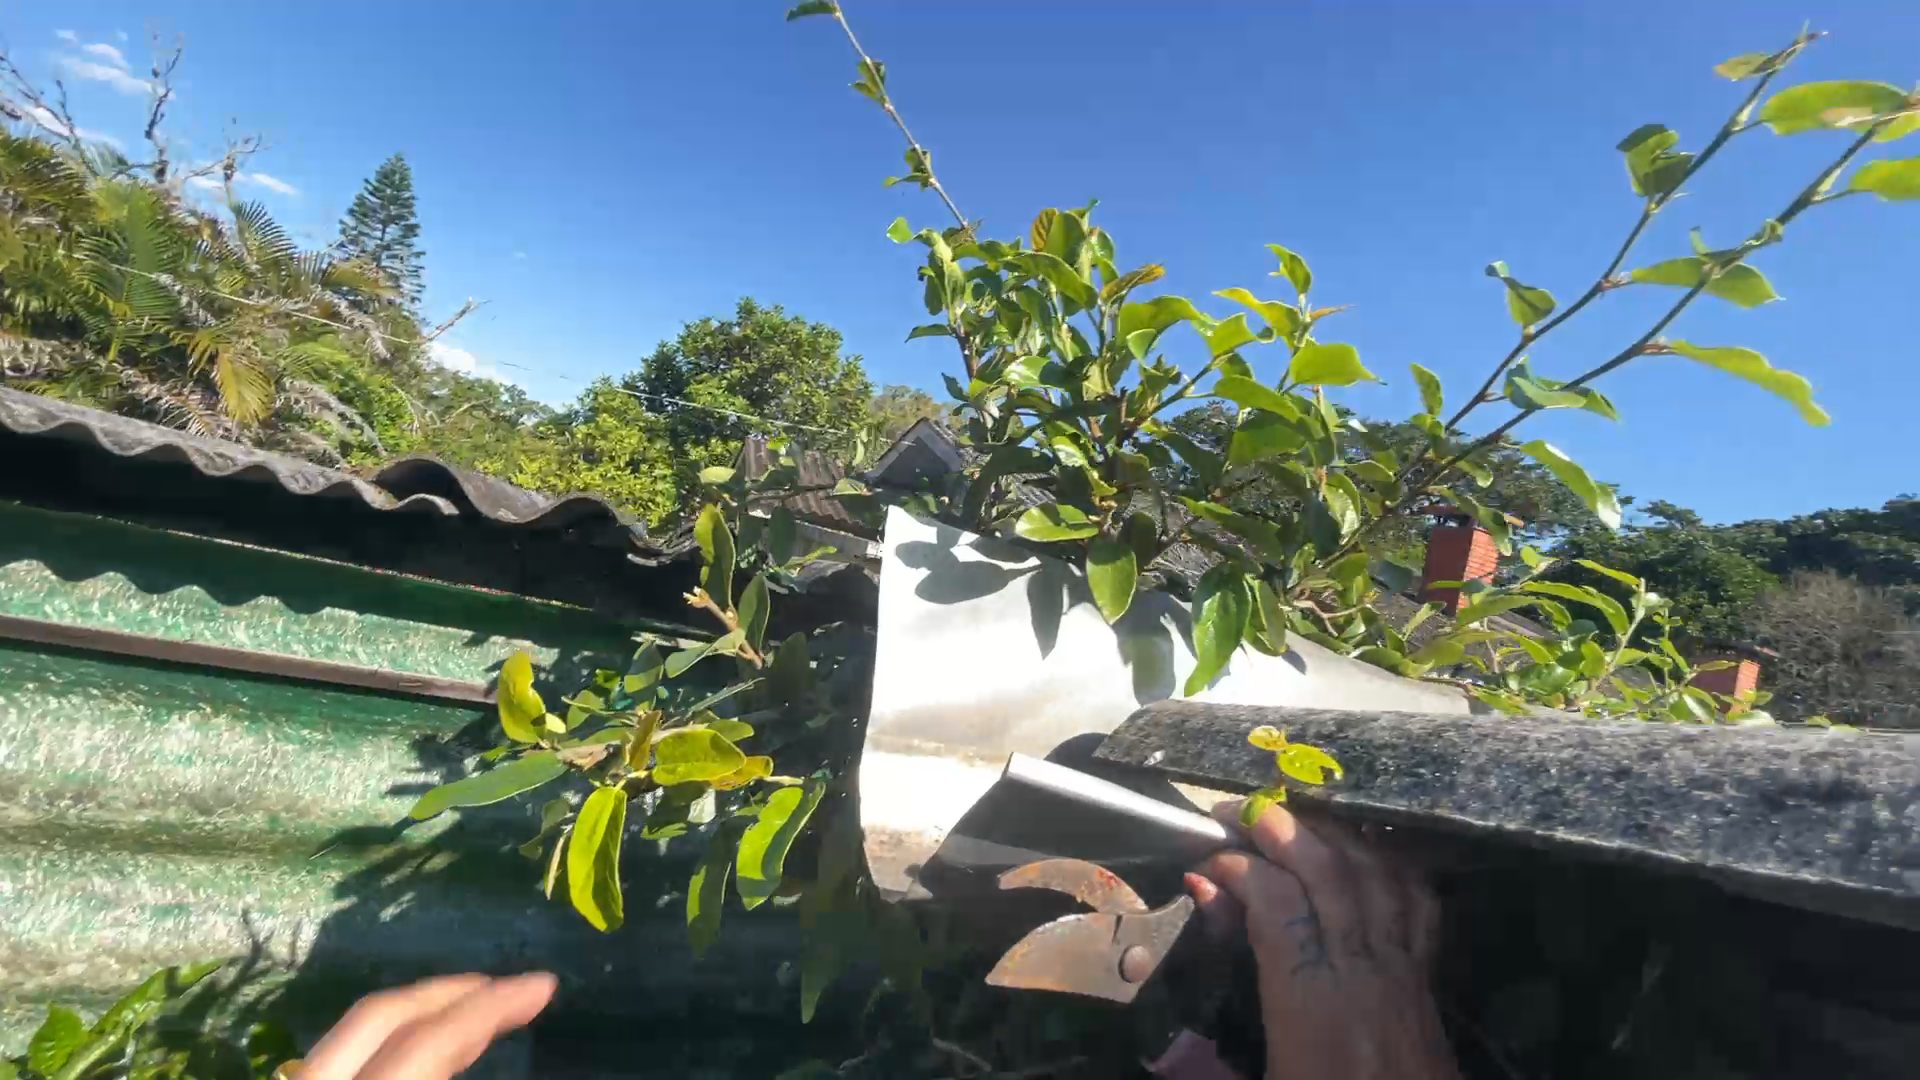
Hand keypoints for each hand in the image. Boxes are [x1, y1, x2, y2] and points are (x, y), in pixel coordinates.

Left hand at [288, 972, 555, 1079]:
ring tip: (475, 1012)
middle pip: (378, 1016)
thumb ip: (445, 1068)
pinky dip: (387, 1044)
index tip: (545, 985)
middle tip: (509, 985)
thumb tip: (490, 1029)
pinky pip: (339, 1061)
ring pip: (350, 1035)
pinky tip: (422, 1054)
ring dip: (421, 1013)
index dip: (493, 1005)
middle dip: (451, 991)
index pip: (429, 1040)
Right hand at [1185, 802, 1456, 1079]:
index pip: (1275, 901)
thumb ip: (1233, 957)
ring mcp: (1402, 967)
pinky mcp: (1428, 974)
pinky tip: (1358, 845)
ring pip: (1373, 871)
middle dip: (1276, 826)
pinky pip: (1416, 897)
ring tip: (1287, 817)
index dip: (1235, 866)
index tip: (1205, 864)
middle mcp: (1362, 971)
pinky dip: (1385, 859)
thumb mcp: (1260, 1049)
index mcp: (1312, 1002)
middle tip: (1236, 813)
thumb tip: (1203, 889)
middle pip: (1328, 869)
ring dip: (1326, 830)